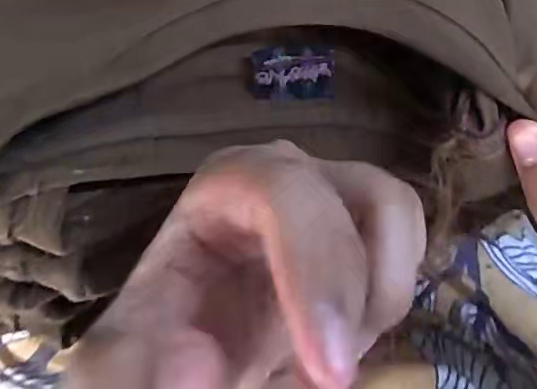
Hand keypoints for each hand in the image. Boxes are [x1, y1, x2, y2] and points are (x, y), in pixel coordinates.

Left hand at [65, 141, 424, 388]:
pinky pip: (408, 241)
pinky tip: (346, 336)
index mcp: (234, 180)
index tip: (330, 372)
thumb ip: (131, 370)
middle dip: (358, 297)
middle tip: (330, 382)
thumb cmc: (163, 330)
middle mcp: (296, 170)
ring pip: (398, 214)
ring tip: (330, 355)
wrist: (198, 332)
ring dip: (380, 296)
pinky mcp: (367, 217)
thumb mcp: (128, 358)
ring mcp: (338, 186)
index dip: (319, 268)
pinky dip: (389, 295)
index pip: (288, 192)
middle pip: (367, 196)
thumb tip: (199, 374)